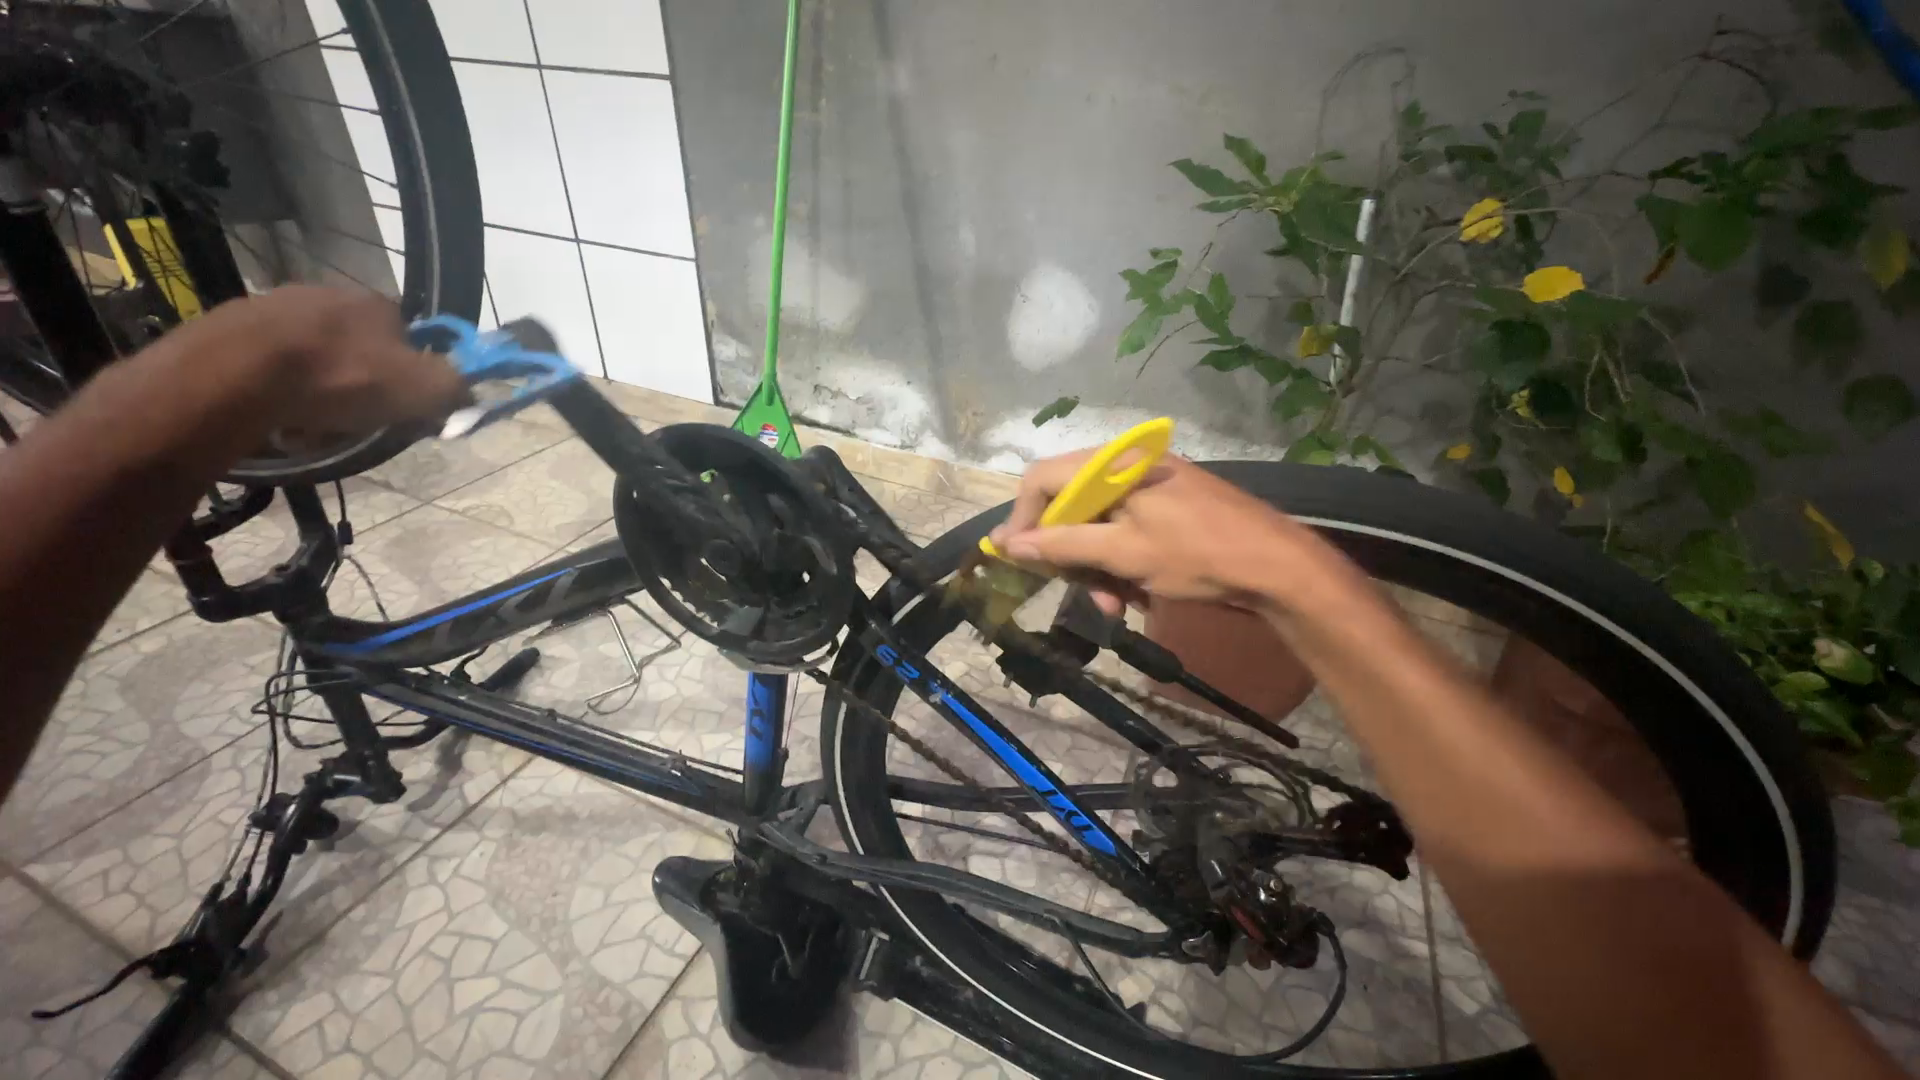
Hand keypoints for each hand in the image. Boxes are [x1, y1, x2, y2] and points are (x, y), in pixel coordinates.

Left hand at [178, 286, 465, 437]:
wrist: (234, 375)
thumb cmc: (340, 379)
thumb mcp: (422, 389)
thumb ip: (456, 387)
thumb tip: (470, 390)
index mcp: (377, 303)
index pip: (410, 335)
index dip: (412, 372)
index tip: (403, 403)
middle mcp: (327, 293)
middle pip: (360, 346)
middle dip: (362, 381)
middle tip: (357, 419)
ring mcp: (273, 304)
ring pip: (315, 355)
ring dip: (319, 387)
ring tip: (311, 423)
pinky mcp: (228, 325)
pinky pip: (270, 363)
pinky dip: (279, 389)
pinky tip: (275, 413)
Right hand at [989, 451, 1331, 615]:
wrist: (1277, 564)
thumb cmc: (1197, 554)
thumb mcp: (1123, 553)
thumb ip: (1063, 545)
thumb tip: (1009, 544)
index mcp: (1113, 462)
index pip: (1042, 479)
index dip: (1023, 519)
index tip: (1017, 559)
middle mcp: (1125, 464)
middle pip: (1068, 504)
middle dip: (1067, 554)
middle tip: (1075, 591)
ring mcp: (1147, 484)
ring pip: (1095, 524)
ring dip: (1095, 567)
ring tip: (1113, 605)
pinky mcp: (1165, 505)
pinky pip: (1123, 529)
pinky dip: (1120, 562)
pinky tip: (1134, 594)